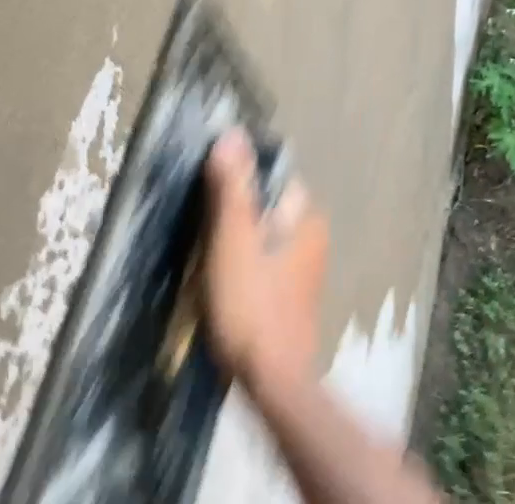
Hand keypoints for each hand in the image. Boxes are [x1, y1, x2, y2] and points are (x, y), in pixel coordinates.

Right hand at [200, 129, 329, 393]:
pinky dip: (242, 262)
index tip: (207, 192)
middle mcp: (312, 239)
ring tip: (205, 251)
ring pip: (262, 234)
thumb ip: (232, 186)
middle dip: (235, 208)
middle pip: (265, 205)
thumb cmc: (250, 304)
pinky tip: (221, 279)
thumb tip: (231, 133)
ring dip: (235, 237)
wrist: (272, 382)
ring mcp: (303, 271)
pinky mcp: (290, 297)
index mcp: (305, 219)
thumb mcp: (233, 239)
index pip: (270, 176)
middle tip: (201, 224)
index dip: (238, 179)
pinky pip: (262, 261)